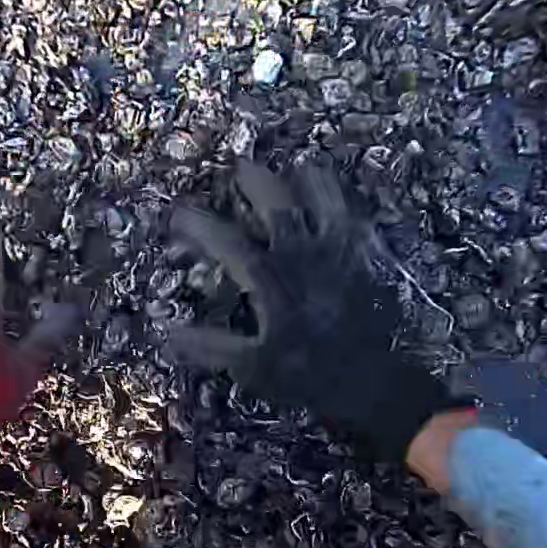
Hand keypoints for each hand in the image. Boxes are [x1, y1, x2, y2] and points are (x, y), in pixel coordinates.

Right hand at [164, 161, 468, 463]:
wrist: (379, 382)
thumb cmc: (310, 374)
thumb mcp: (253, 366)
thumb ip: (211, 347)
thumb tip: (167, 334)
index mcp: (271, 279)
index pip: (226, 242)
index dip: (198, 224)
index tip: (177, 213)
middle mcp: (303, 255)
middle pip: (276, 203)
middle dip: (254, 181)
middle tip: (238, 165)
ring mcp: (339, 251)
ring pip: (323, 197)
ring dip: (306, 178)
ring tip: (296, 165)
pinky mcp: (366, 256)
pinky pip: (353, 214)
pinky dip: (341, 199)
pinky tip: (334, 197)